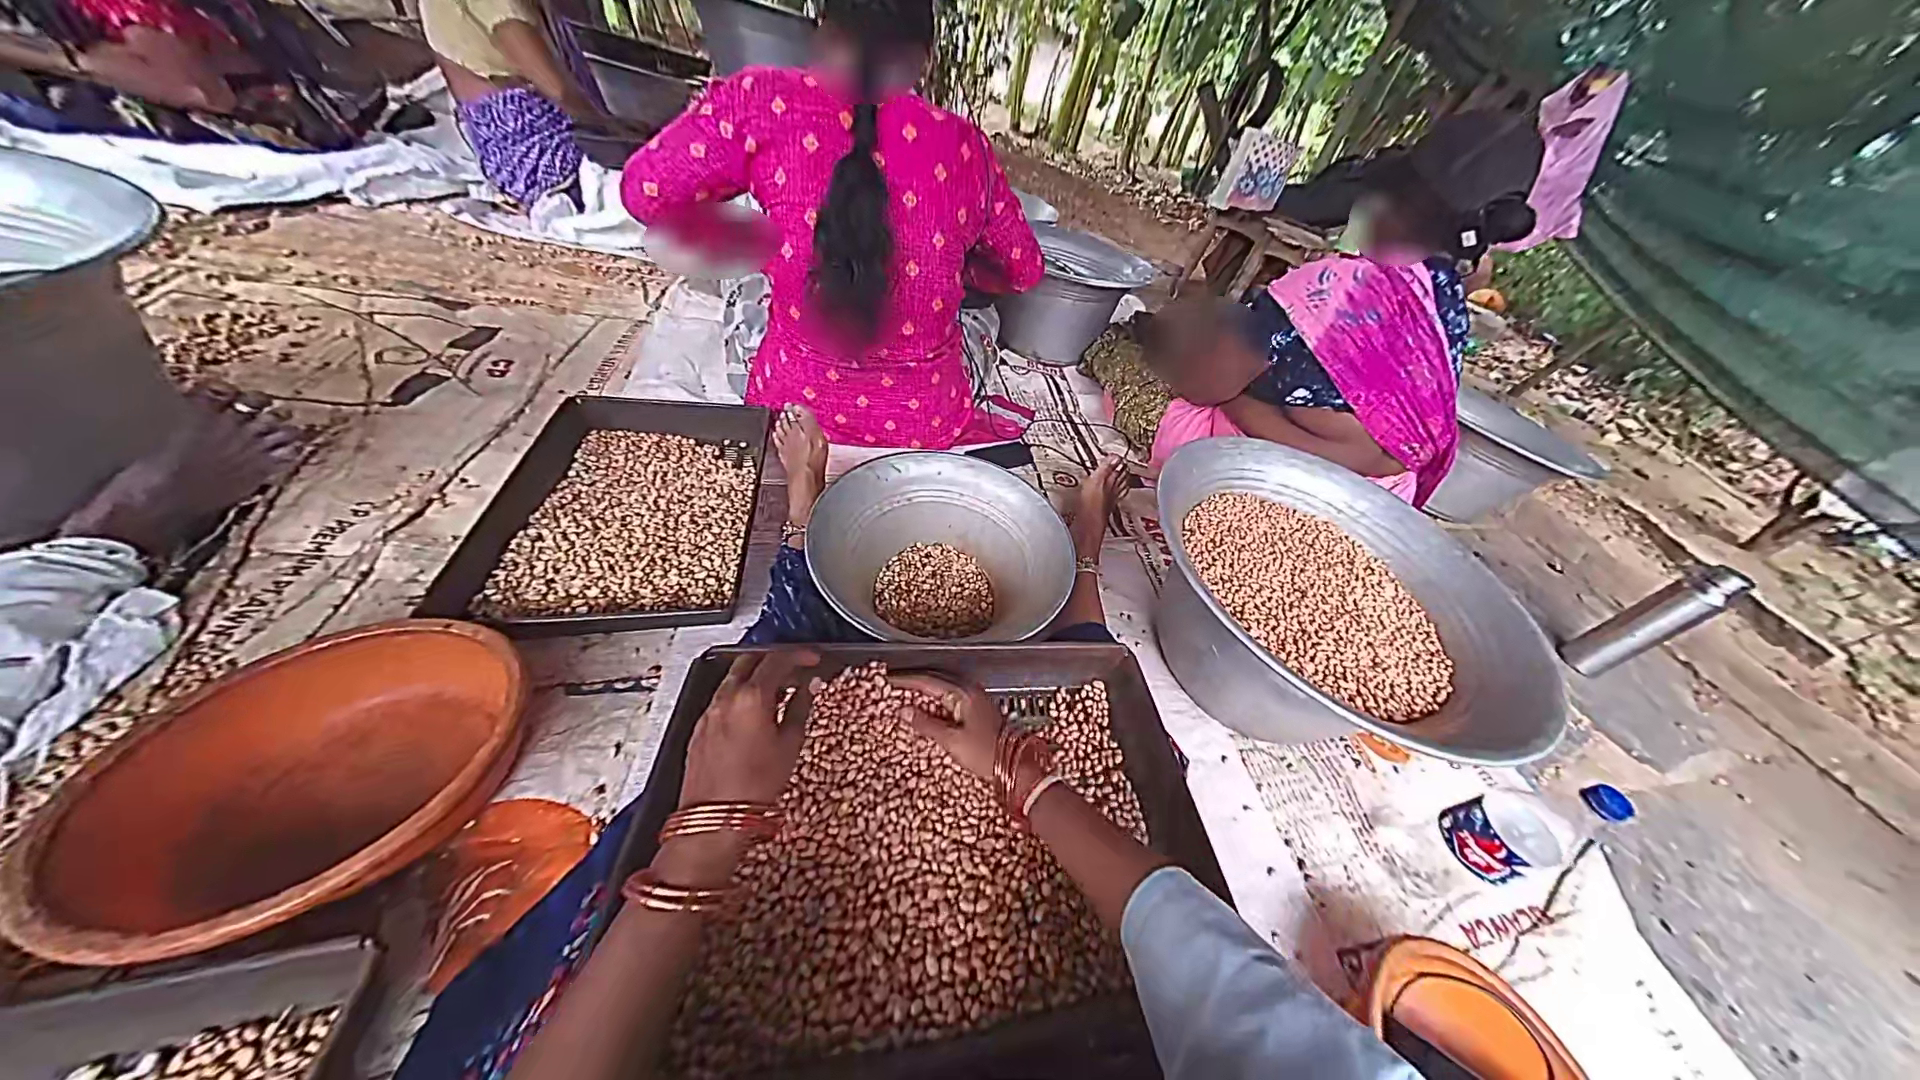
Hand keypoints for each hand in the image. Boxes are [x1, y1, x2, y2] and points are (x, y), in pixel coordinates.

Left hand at [678, 649, 820, 808]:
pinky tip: (756, 709)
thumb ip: (801, 707)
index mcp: (752, 697)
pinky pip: (723, 696)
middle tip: (794, 667)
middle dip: (774, 658)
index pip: (778, 660)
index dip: (799, 655)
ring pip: (734, 676)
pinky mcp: (700, 726)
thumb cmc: (753, 786)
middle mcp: (726, 698)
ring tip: (778, 689)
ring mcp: (710, 711)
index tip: (811, 658)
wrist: (716, 817)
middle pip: (751, 659)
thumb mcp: (790, 743)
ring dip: (757, 674)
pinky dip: (742, 693)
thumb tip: (808, 689)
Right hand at [888, 672, 1004, 779]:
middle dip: (912, 682)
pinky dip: (933, 699)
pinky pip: (949, 697)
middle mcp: (969, 690)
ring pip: (942, 688)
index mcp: (962, 693)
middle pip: (935, 679)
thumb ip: (926, 724)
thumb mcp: (951, 740)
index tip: (888, 680)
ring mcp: (974, 698)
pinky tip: (925, 709)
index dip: (905, 680)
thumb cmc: (986, 753)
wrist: (1017, 766)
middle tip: (892, 685)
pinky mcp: (976, 709)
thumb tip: (903, 710)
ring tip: (903, 695)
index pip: (927, 680)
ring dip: (922, 690)